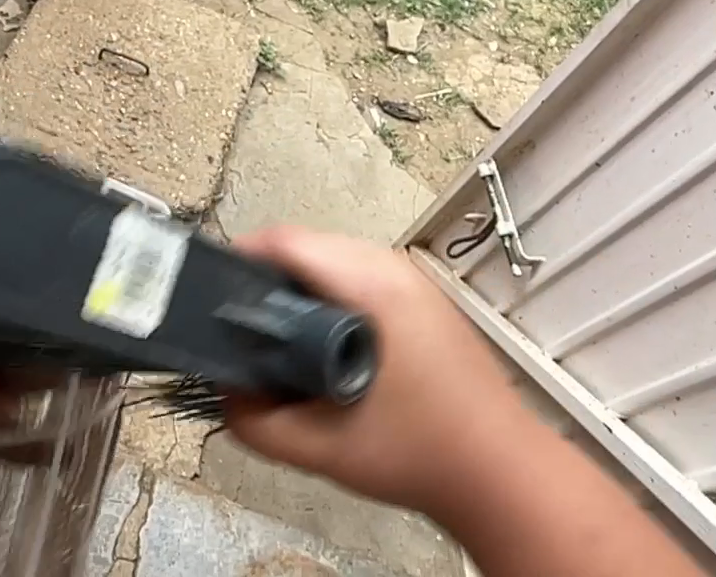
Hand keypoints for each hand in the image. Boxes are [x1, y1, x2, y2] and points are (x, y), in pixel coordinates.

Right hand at [223, 227, 540, 522]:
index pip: (290, 242)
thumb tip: (224, 391)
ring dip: (298, 283)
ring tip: (272, 331)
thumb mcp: (325, 450)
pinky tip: (318, 336)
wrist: (502, 473)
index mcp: (372, 286)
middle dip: (267, 276)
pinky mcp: (421, 296)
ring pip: (334, 256)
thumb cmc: (418, 454)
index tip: (213, 294)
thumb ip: (259, 424)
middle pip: (309, 244)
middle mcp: (393, 267)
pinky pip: (358, 272)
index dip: (242, 259)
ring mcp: (412, 278)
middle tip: (238, 321)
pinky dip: (328, 291)